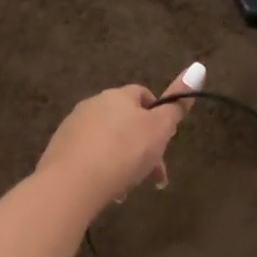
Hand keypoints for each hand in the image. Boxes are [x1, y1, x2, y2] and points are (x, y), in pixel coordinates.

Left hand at [37, 63, 202, 204]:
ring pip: (107, 142)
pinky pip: (88, 157)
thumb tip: (198, 67)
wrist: (73, 183)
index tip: (165, 139)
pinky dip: (101, 169)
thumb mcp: (160, 128)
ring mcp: (72, 128)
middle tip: (154, 174)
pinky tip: (108, 190)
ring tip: (129, 188)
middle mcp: (92, 105)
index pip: (143, 95)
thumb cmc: (125, 151)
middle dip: (142, 145)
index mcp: (118, 96)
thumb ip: (178, 103)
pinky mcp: (58, 152)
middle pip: (125, 122)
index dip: (157, 115)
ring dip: (122, 160)